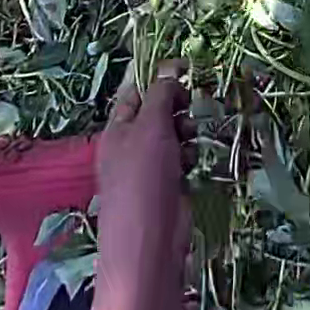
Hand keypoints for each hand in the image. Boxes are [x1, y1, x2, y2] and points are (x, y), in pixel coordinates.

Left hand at [94, 61, 192, 309]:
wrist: (150, 244)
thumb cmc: (144, 178)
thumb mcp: (151, 125)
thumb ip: (161, 93)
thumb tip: (169, 66)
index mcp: (118, 128)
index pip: (137, 90)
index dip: (158, 77)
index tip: (184, 68)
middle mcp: (131, 144)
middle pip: (158, 110)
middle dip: (177, 106)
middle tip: (189, 104)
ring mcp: (150, 166)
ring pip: (173, 133)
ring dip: (186, 131)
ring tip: (189, 139)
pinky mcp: (168, 183)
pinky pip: (182, 157)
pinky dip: (189, 155)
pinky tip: (191, 163)